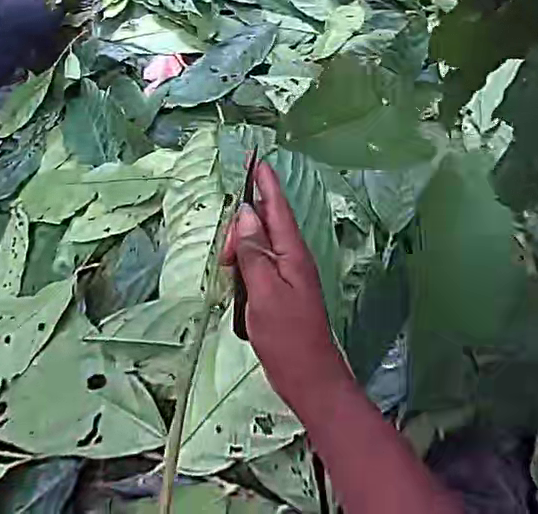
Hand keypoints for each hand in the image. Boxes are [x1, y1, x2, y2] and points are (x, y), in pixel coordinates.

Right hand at [222, 160, 353, 414]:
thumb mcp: (263, 291)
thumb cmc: (287, 336)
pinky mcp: (282, 288)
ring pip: (259, 243)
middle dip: (241, 228)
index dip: (266, 182)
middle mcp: (292, 255)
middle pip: (264, 222)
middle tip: (227, 258)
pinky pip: (260, 263)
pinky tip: (238, 282)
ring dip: (241, 249)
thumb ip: (253, 251)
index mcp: (291, 250)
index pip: (276, 205)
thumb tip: (245, 213)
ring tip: (230, 272)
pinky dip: (246, 266)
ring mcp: (288, 272)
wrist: (310, 378)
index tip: (256, 160)